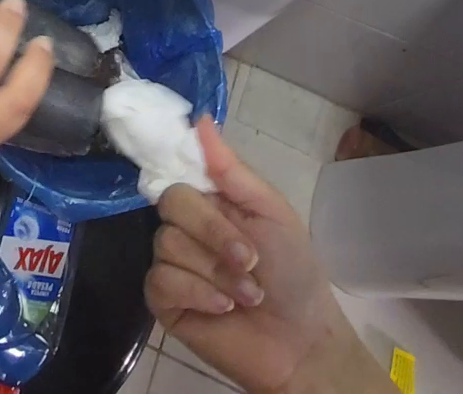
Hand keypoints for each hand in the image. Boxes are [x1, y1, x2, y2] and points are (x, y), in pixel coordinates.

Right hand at [147, 122, 392, 393]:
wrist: (302, 343)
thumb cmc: (294, 273)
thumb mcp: (272, 212)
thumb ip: (231, 169)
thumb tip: (201, 118)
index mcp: (209, 200)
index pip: (178, 169)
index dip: (185, 174)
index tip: (204, 186)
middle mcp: (185, 226)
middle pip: (172, 203)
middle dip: (215, 234)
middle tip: (250, 260)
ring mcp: (171, 262)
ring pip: (168, 244)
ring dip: (215, 271)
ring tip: (247, 294)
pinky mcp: (163, 299)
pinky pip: (160, 280)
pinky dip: (197, 292)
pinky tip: (222, 306)